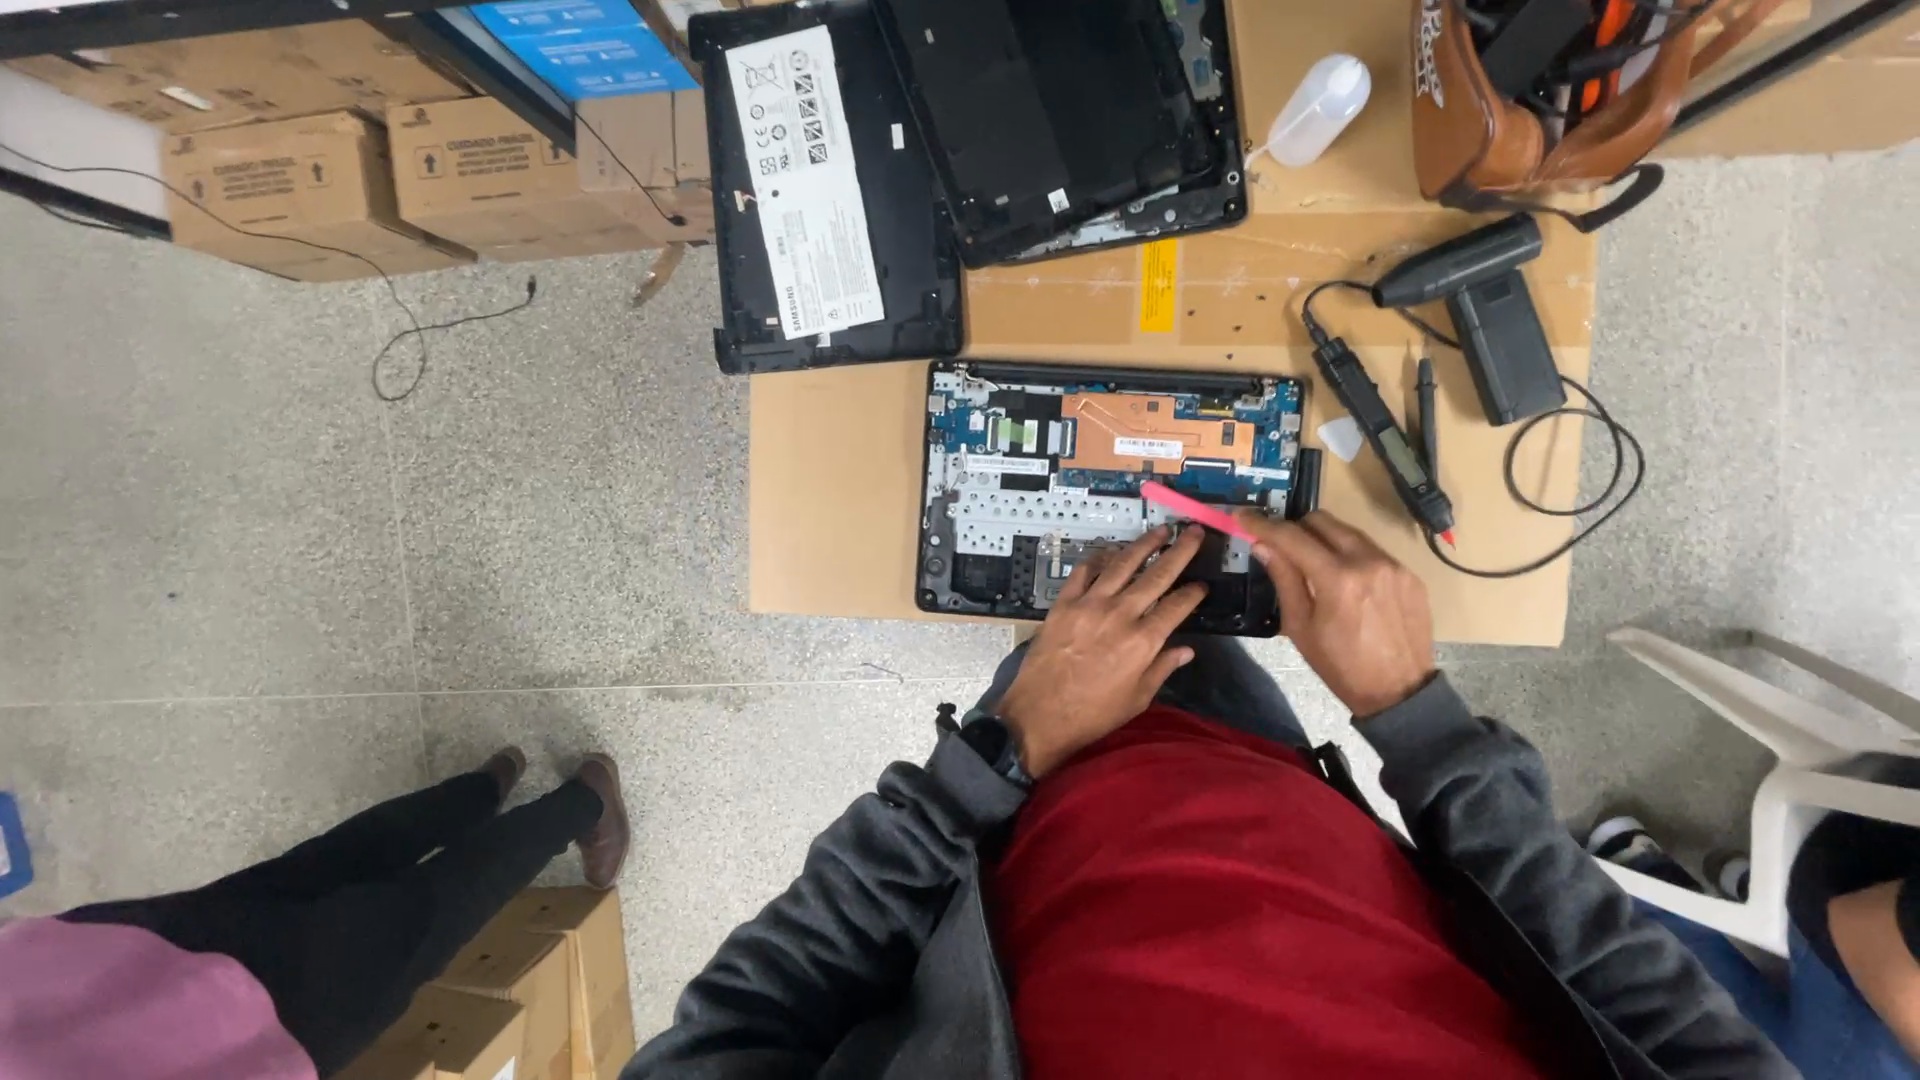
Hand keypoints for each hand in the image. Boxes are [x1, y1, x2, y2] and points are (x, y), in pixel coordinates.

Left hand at [995, 526, 1208, 776]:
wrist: (1039, 715)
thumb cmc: (1092, 714)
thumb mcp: (1138, 699)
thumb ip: (1162, 668)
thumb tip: (1187, 650)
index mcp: (1143, 641)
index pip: (1177, 606)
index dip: (1193, 593)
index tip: (1202, 585)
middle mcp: (1120, 615)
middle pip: (1157, 575)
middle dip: (1179, 552)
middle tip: (1194, 533)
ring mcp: (1089, 604)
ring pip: (1122, 564)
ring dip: (1143, 544)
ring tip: (1159, 530)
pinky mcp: (1063, 603)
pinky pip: (1084, 571)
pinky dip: (1099, 558)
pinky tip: (1110, 552)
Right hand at [1236, 509, 1435, 716]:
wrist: (1400, 691)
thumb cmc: (1340, 665)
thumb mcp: (1300, 627)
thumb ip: (1284, 580)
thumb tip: (1263, 546)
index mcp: (1337, 579)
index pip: (1292, 537)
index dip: (1262, 524)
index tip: (1243, 516)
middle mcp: (1368, 561)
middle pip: (1322, 521)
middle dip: (1294, 527)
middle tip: (1278, 543)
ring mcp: (1394, 565)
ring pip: (1348, 531)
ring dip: (1322, 538)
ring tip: (1309, 560)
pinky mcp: (1409, 573)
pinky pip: (1371, 549)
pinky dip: (1349, 554)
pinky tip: (1343, 579)